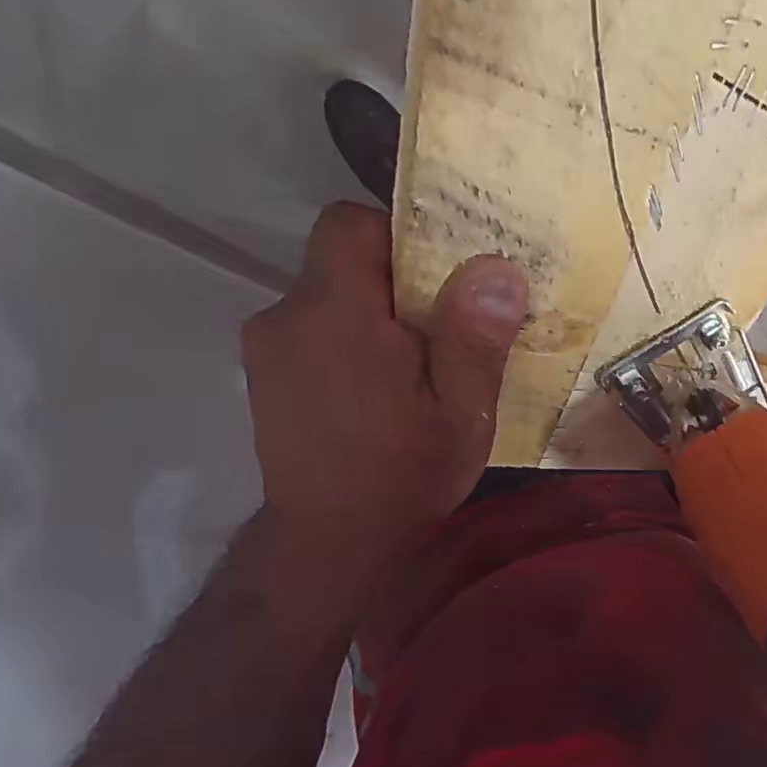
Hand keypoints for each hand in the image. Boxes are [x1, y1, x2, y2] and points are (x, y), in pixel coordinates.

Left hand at [242, 202, 528, 557]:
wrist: (333, 541)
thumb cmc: (405, 473)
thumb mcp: (462, 411)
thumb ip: (474, 337)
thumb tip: (498, 269)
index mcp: (337, 316)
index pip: (351, 224)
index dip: (405, 234)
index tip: (453, 274)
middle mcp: (287, 317)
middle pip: (346, 261)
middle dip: (406, 281)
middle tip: (460, 326)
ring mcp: (269, 346)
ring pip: (336, 296)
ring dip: (385, 314)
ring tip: (430, 364)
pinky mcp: (268, 372)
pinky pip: (321, 328)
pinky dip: (360, 338)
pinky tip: (391, 388)